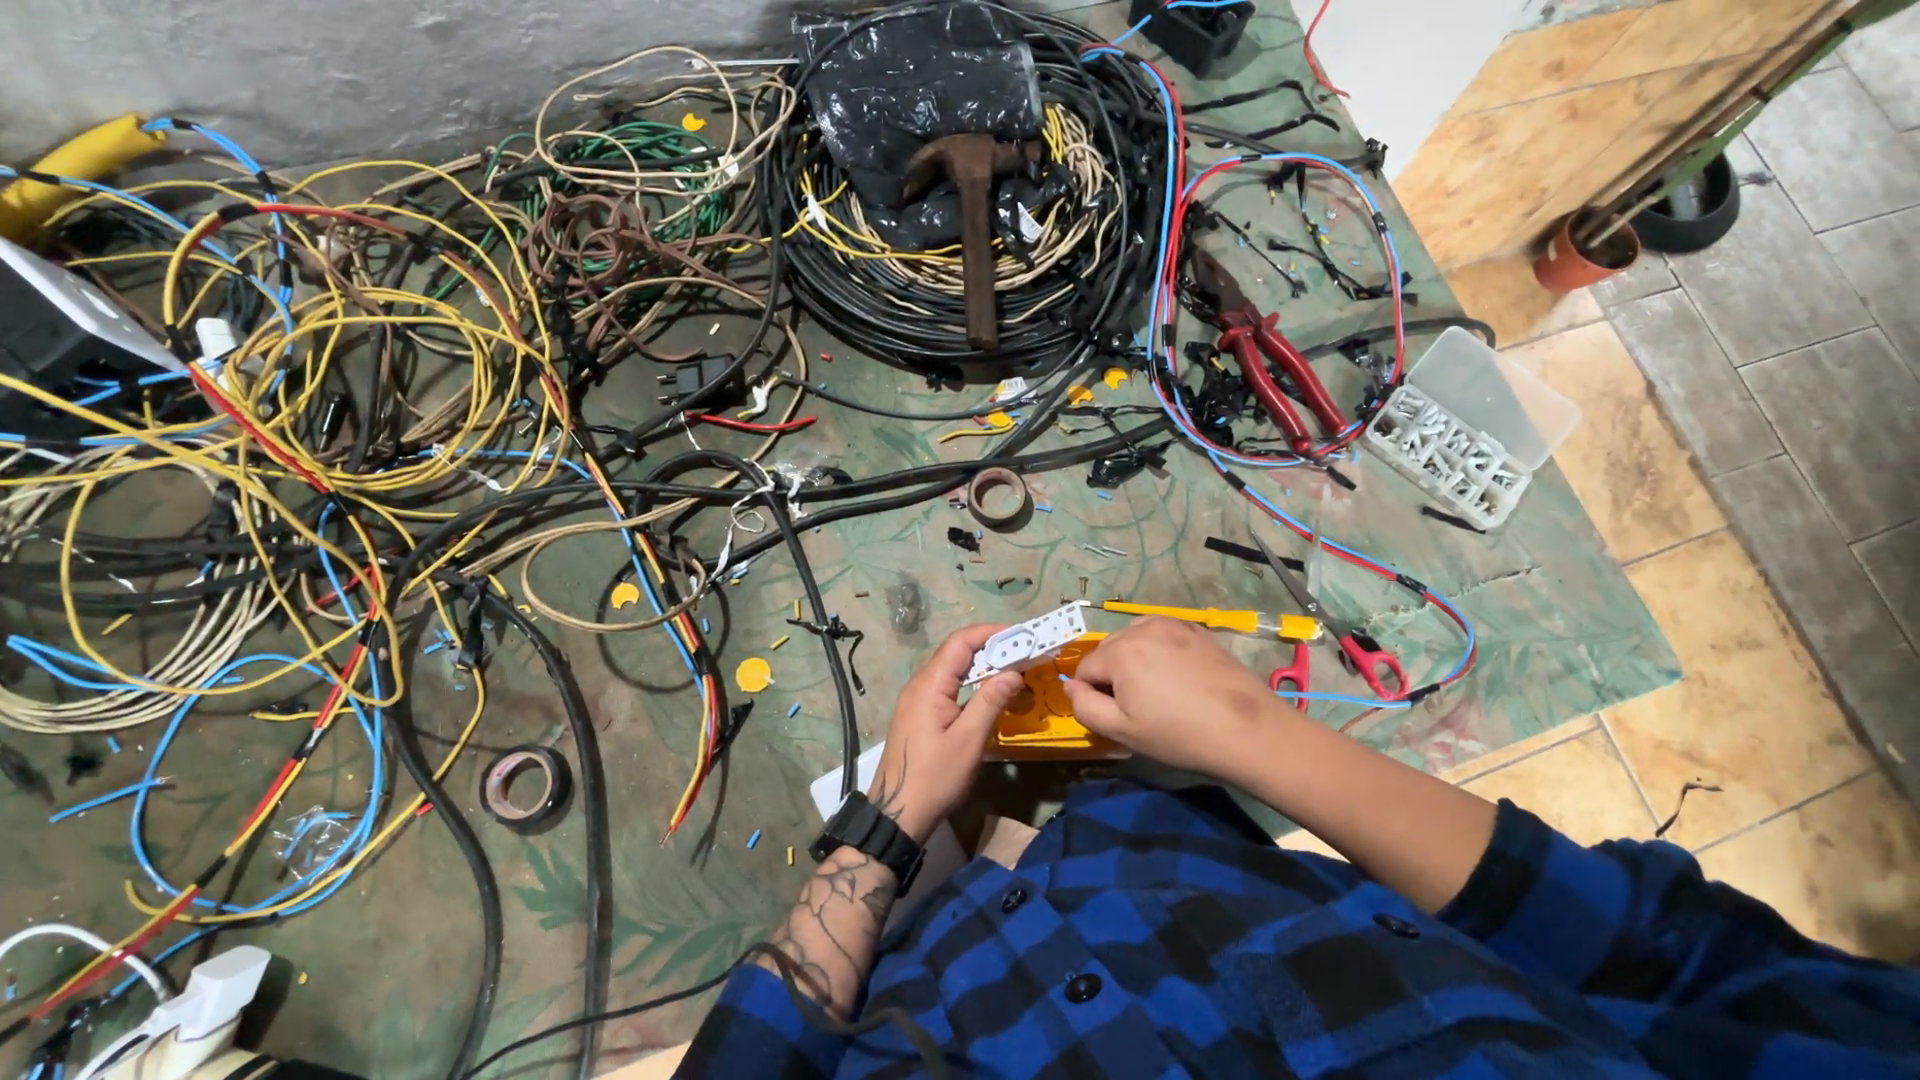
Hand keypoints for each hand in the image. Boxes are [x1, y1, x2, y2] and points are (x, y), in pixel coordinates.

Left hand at [869, 624, 1024, 842]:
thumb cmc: (934, 777)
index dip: (990, 633)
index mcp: (929, 685)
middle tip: (1024, 653)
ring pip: (952, 671)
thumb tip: (1013, 672)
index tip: (1021, 635)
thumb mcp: (968, 740)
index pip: (960, 642)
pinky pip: (947, 688)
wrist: (898, 813)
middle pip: (956, 653)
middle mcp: (920, 685)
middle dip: (990, 648)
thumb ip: (990, 701)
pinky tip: (989, 695)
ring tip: (1013, 671)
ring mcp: (916, 700)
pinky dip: (970, 684)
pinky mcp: (919, 715)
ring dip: (982, 666)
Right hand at [1064, 616, 1304, 779]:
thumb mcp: (1121, 731)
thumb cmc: (1179, 736)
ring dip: (1136, 660)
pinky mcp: (1198, 630)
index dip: (1095, 696)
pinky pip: (1162, 635)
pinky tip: (1180, 678)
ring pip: (1134, 639)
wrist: (1248, 730)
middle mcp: (1142, 628)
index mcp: (1119, 651)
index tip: (1121, 717)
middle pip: (1109, 650)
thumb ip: (1084, 707)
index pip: (1085, 670)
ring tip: (1160, 691)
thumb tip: (1072, 686)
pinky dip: (1160, 651)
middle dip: (1114, 675)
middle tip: (1141, 708)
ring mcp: (1173, 625)